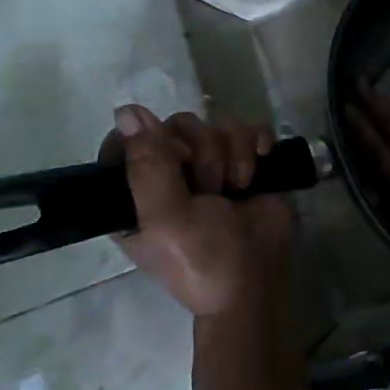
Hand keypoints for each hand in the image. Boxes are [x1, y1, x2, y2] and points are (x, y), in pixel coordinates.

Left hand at [100, 105, 293, 316]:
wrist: (257, 278)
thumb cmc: (201, 258)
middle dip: (204, 153)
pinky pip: (251, 129)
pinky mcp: (248, 162)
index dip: (154, 139)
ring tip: (238, 187)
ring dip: (235, 155)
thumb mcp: (166, 218)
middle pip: (182, 124)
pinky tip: (262, 163)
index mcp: (136, 188)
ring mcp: (213, 166)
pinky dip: (258, 142)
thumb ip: (147, 165)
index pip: (130, 137)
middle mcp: (172, 171)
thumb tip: (127, 110)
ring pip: (220, 125)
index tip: (175, 160)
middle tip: (211, 188)